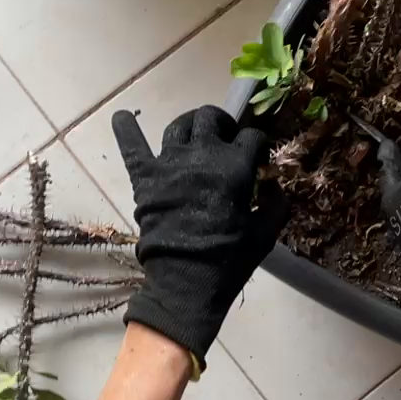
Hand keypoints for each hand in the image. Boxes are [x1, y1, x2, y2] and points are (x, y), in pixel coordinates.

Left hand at [113, 106, 287, 363]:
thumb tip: (274, 187)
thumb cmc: (230, 261)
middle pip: (211, 118)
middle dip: (224, 124)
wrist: (186, 283)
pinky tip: (123, 116)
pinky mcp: (145, 178)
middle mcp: (202, 157)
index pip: (252, 137)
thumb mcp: (266, 235)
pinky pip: (132, 146)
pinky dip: (127, 129)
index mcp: (235, 168)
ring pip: (179, 125)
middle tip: (227, 139)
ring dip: (191, 124)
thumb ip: (277, 205)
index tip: (260, 158)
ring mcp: (170, 165)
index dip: (259, 145)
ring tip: (196, 134)